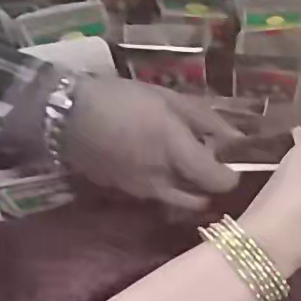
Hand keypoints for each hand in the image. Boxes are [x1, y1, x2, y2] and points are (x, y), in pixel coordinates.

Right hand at [56, 77, 242, 209]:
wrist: (63, 112)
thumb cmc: (122, 99)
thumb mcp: (169, 100)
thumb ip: (207, 121)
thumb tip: (237, 139)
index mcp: (177, 154)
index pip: (220, 183)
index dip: (231, 174)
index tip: (229, 159)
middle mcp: (163, 181)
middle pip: (202, 200)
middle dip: (209, 186)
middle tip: (206, 162)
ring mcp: (142, 192)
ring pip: (179, 202)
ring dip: (187, 189)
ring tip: (180, 163)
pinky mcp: (124, 194)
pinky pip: (156, 197)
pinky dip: (164, 187)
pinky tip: (154, 164)